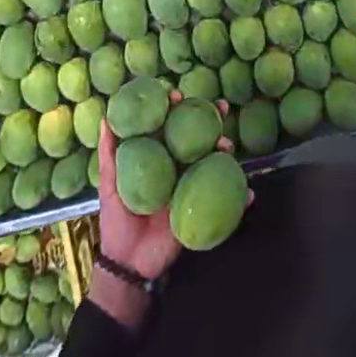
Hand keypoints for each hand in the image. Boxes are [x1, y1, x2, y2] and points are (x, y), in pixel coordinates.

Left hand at [91, 98, 241, 329]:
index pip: (170, 126)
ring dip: (225, 152)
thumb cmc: (117, 219)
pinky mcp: (201, 211)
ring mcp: (191, 188)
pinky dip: (242, 198)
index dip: (176, 108)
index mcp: (157, 158)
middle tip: (221, 107)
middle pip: (197, 138)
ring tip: (227, 146)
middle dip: (211, 119)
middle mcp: (177, 168)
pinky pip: (227, 203)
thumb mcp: (110, 185)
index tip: (178, 94)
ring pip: (214, 162)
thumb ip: (109, 153)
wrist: (128, 263)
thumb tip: (104, 118)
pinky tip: (251, 192)